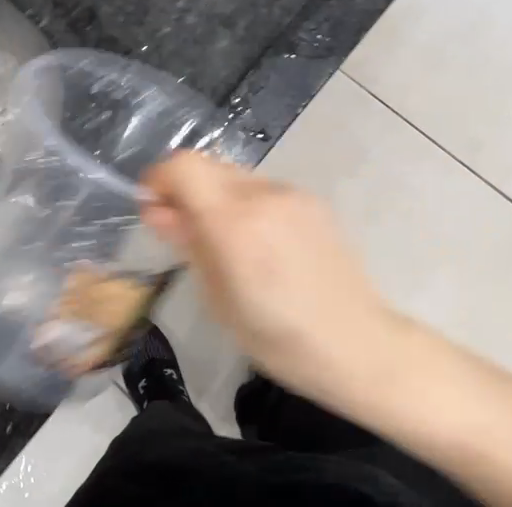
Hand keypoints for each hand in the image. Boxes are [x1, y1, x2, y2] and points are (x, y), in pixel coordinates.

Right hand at [140, 153, 399, 398]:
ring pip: (233, 175)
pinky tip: (258, 243)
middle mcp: (262, 195)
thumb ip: (188, 243)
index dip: (158, 179)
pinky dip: (244, 204)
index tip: (151, 207)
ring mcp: (291, 193)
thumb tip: (156, 210)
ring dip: (214, 196)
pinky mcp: (311, 200)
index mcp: (234, 223)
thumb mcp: (219, 299)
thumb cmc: (279, 339)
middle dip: (184, 188)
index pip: (182, 166)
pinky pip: (261, 189)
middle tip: (180, 228)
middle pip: (205, 165)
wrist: (360, 347)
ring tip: (221, 241)